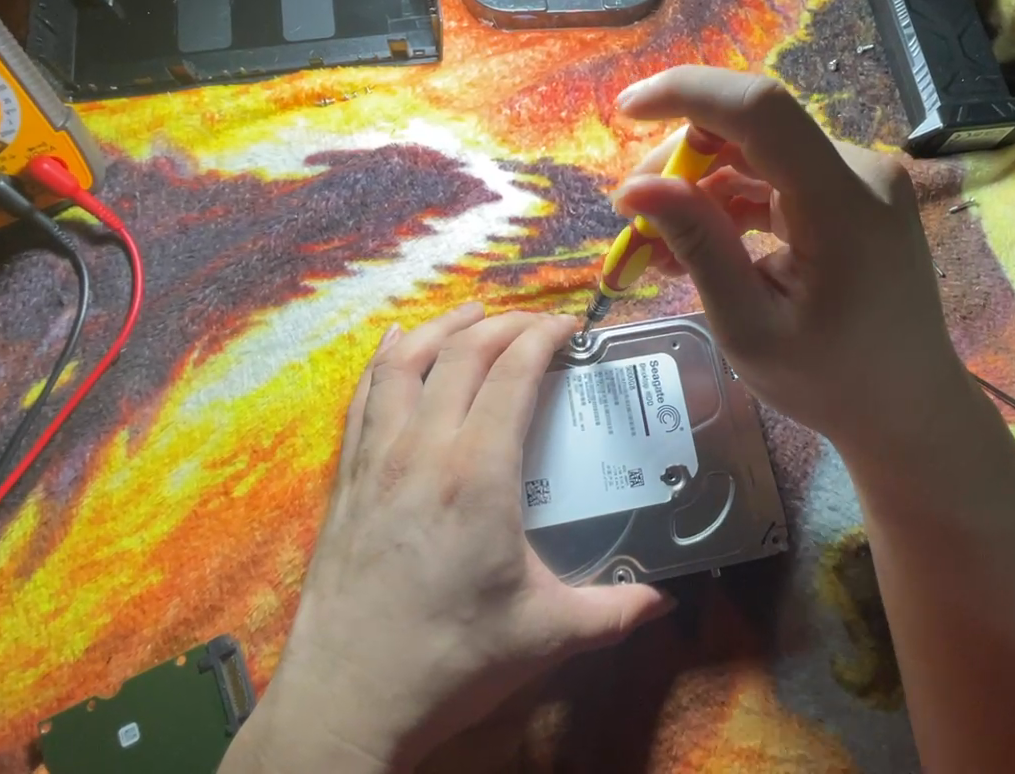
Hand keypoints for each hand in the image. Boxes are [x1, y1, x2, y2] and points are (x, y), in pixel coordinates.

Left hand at [223, 306, 674, 773]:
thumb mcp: (546, 634)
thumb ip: (614, 611)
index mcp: (478, 472)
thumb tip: (667, 600)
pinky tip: (400, 347)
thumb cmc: (451, 660)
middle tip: (539, 325)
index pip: (514, 371)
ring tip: (474, 314)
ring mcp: (376, 457)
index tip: (572, 328)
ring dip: (444, 327)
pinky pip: (365, 395)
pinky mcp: (346, 475)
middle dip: (506, 323)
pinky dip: (388, 358)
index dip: (545, 335)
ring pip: (405, 360)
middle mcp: (423, 447)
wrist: (347, 699)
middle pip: (464, 352)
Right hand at [612, 67, 965, 458]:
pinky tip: (697, 245)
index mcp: (842, 203)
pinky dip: (731, 205)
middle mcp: (860, 172)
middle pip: (752, 130)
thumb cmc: (831, 382)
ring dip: (700, 190)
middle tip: (633, 217)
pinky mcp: (851, 198)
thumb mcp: (749, 326)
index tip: (626, 110)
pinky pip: (777, 180)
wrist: (908, 408)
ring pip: (758, 154)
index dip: (687, 93)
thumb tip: (633, 190)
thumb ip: (697, 246)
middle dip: (681, 164)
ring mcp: (860, 182)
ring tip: (656, 247)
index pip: (760, 109)